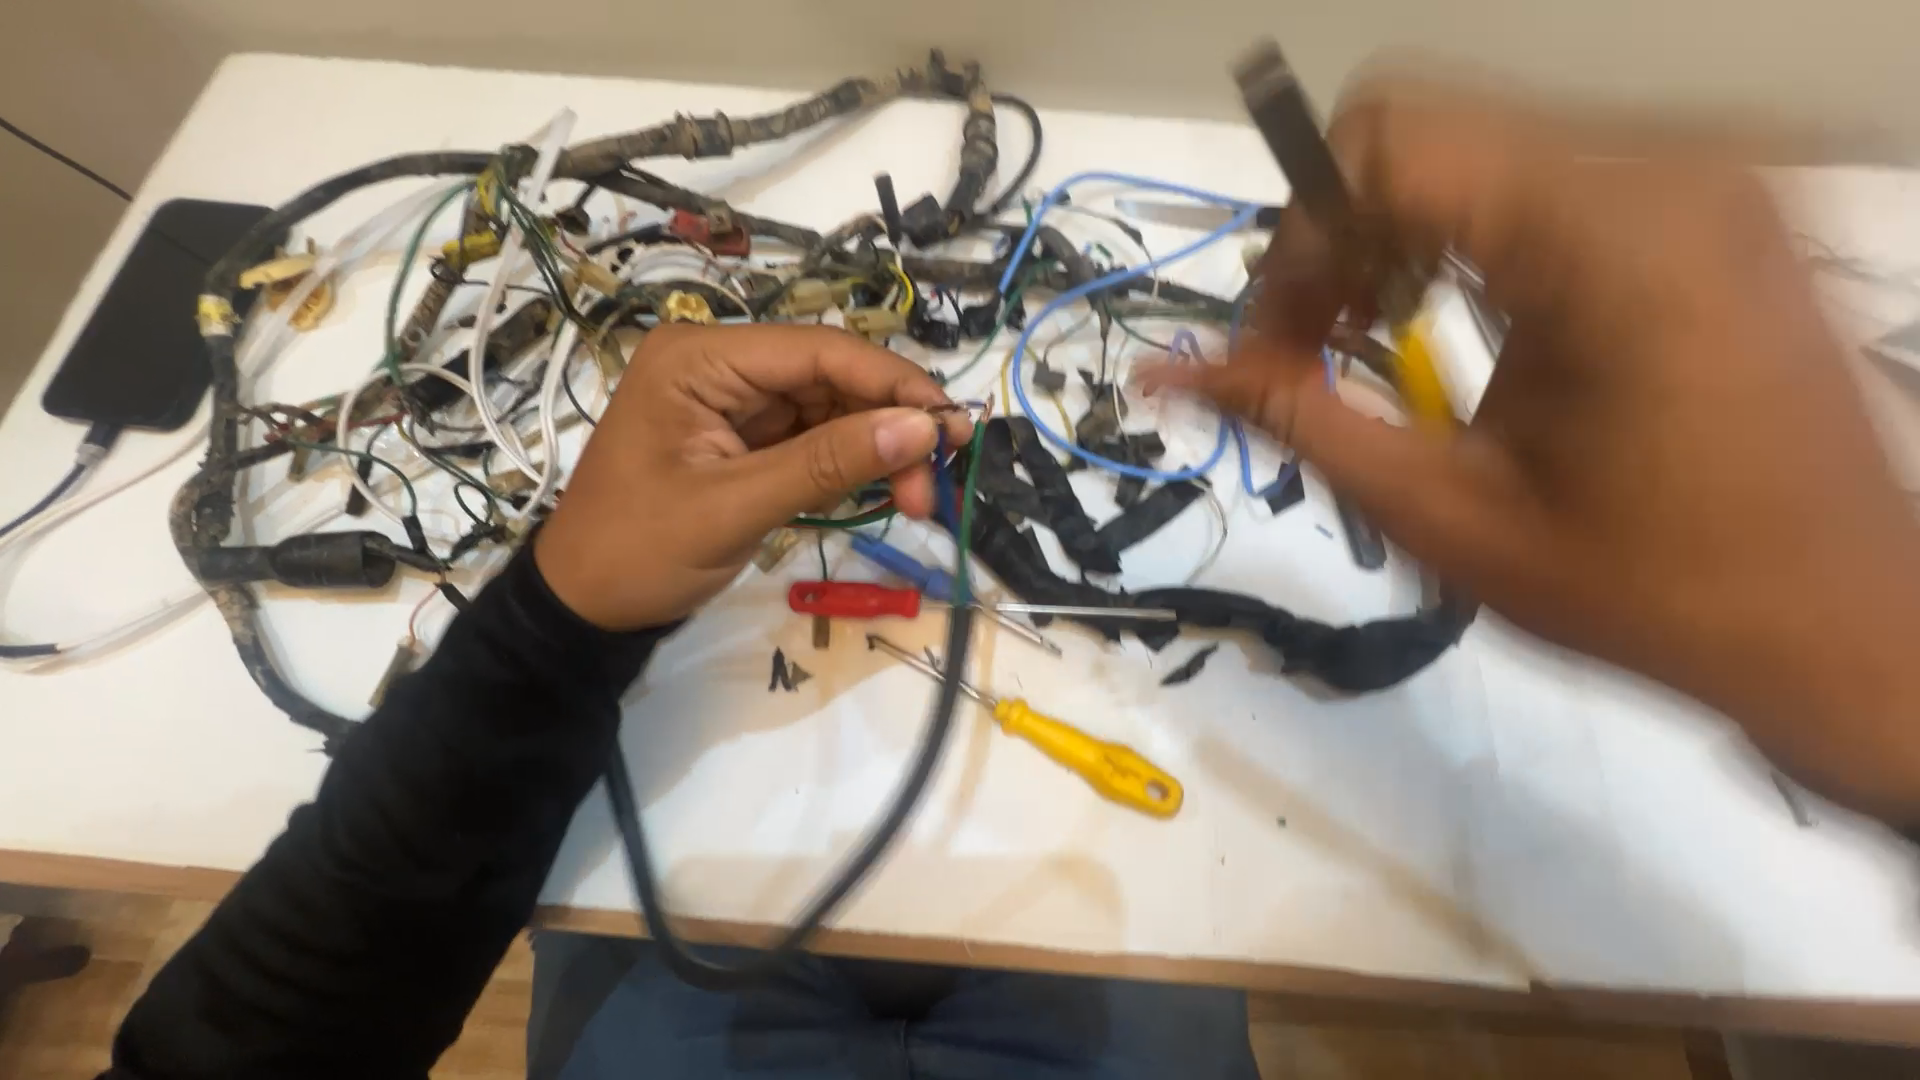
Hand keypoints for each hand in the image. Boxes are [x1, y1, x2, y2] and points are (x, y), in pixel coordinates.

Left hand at [534, 324, 969, 631]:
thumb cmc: (640, 552)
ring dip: (881, 451)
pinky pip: (818, 441)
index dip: (893, 385)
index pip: (819, 351)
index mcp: (702, 358)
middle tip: (936, 481)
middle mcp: (724, 367)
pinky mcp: (750, 441)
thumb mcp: (735, 506)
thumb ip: (828, 464)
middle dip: (890, 427)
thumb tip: (922, 428)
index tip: (951, 426)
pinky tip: (890, 488)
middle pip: (833, 379)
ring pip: (834, 411)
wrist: (587, 605)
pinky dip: (855, 465)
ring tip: (919, 497)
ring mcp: (738, 404)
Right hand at [1143, 81, 1919, 819]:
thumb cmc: (1631, 587)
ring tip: (1361, 344)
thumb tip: (1164, 373)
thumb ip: (1288, 415)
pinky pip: (1523, 178)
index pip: (1379, 150)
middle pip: (1411, 137)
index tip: (1272, 351)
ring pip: (1459, 150)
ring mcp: (1692, 175)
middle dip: (1326, 246)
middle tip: (1304, 354)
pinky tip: (1437, 322)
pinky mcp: (1699, 203)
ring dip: (1377, 245)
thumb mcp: (1429, 508)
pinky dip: (1444, 243)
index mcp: (1604, 235)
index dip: (1294, 247)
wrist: (1839, 626)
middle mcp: (1660, 166)